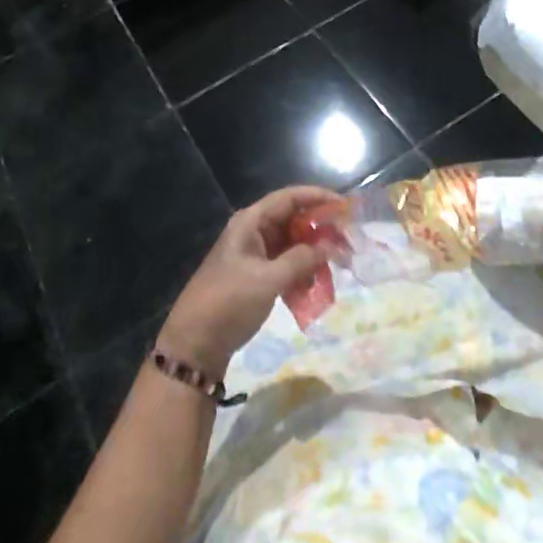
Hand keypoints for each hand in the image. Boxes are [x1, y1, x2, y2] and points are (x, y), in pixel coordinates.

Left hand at [159, 186, 339, 379]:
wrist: (194, 344)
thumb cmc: (227, 303)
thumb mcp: (267, 280)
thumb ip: (302, 259)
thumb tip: (330, 247)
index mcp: (250, 223)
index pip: (289, 198)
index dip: (318, 197)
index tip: (346, 207)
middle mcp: (253, 232)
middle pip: (293, 219)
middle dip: (321, 229)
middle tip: (348, 241)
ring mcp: (254, 255)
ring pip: (293, 244)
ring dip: (314, 253)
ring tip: (338, 266)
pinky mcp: (257, 276)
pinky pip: (287, 265)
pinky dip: (303, 271)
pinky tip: (317, 286)